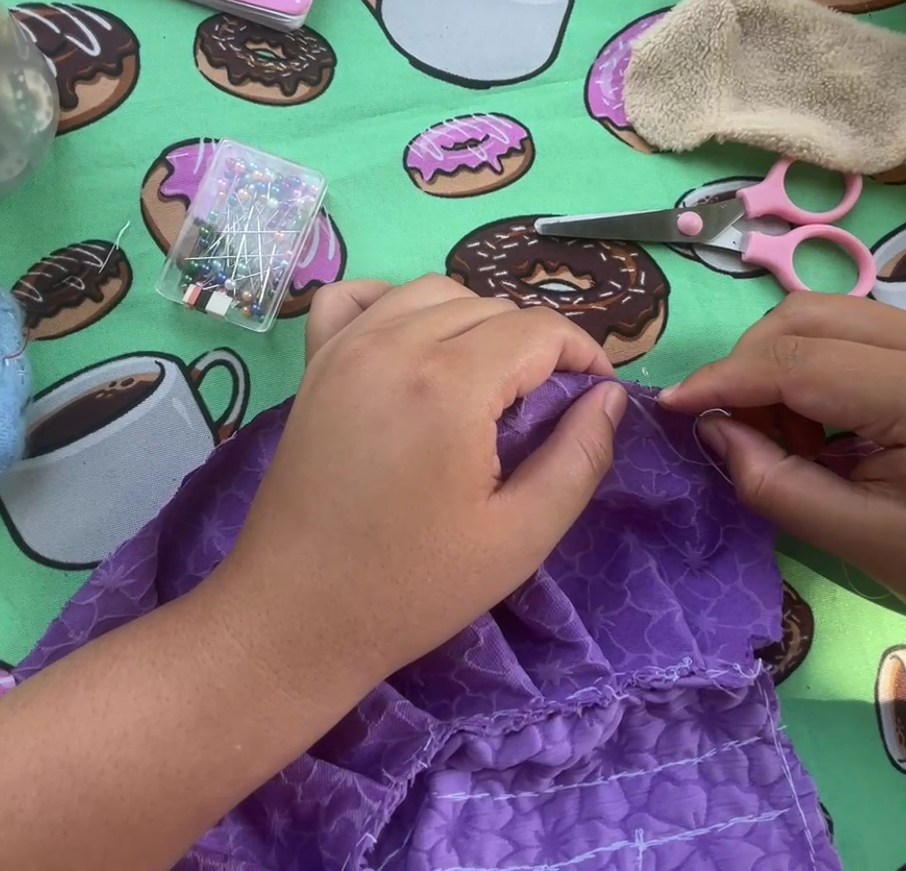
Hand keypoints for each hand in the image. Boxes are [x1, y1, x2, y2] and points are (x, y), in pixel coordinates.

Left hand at [207, 275, 628, 681]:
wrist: (296, 613)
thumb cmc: (412, 586)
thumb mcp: (521, 536)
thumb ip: (580, 457)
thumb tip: (609, 397)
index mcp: (450, 384)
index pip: (539, 329)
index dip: (582, 353)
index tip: (593, 394)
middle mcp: (395, 344)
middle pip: (490, 305)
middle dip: (534, 343)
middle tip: (544, 403)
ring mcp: (347, 347)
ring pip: (432, 291)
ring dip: (474, 320)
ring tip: (486, 378)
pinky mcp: (315, 363)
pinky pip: (359, 297)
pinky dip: (395, 302)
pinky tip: (412, 342)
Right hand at [660, 293, 905, 673]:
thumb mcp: (866, 545)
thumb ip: (775, 482)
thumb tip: (710, 431)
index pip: (797, 360)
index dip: (721, 380)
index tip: (668, 407)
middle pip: (808, 316)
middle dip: (749, 366)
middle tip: (729, 431)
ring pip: (830, 317)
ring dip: (782, 366)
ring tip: (783, 437)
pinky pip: (861, 336)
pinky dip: (819, 370)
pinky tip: (826, 425)